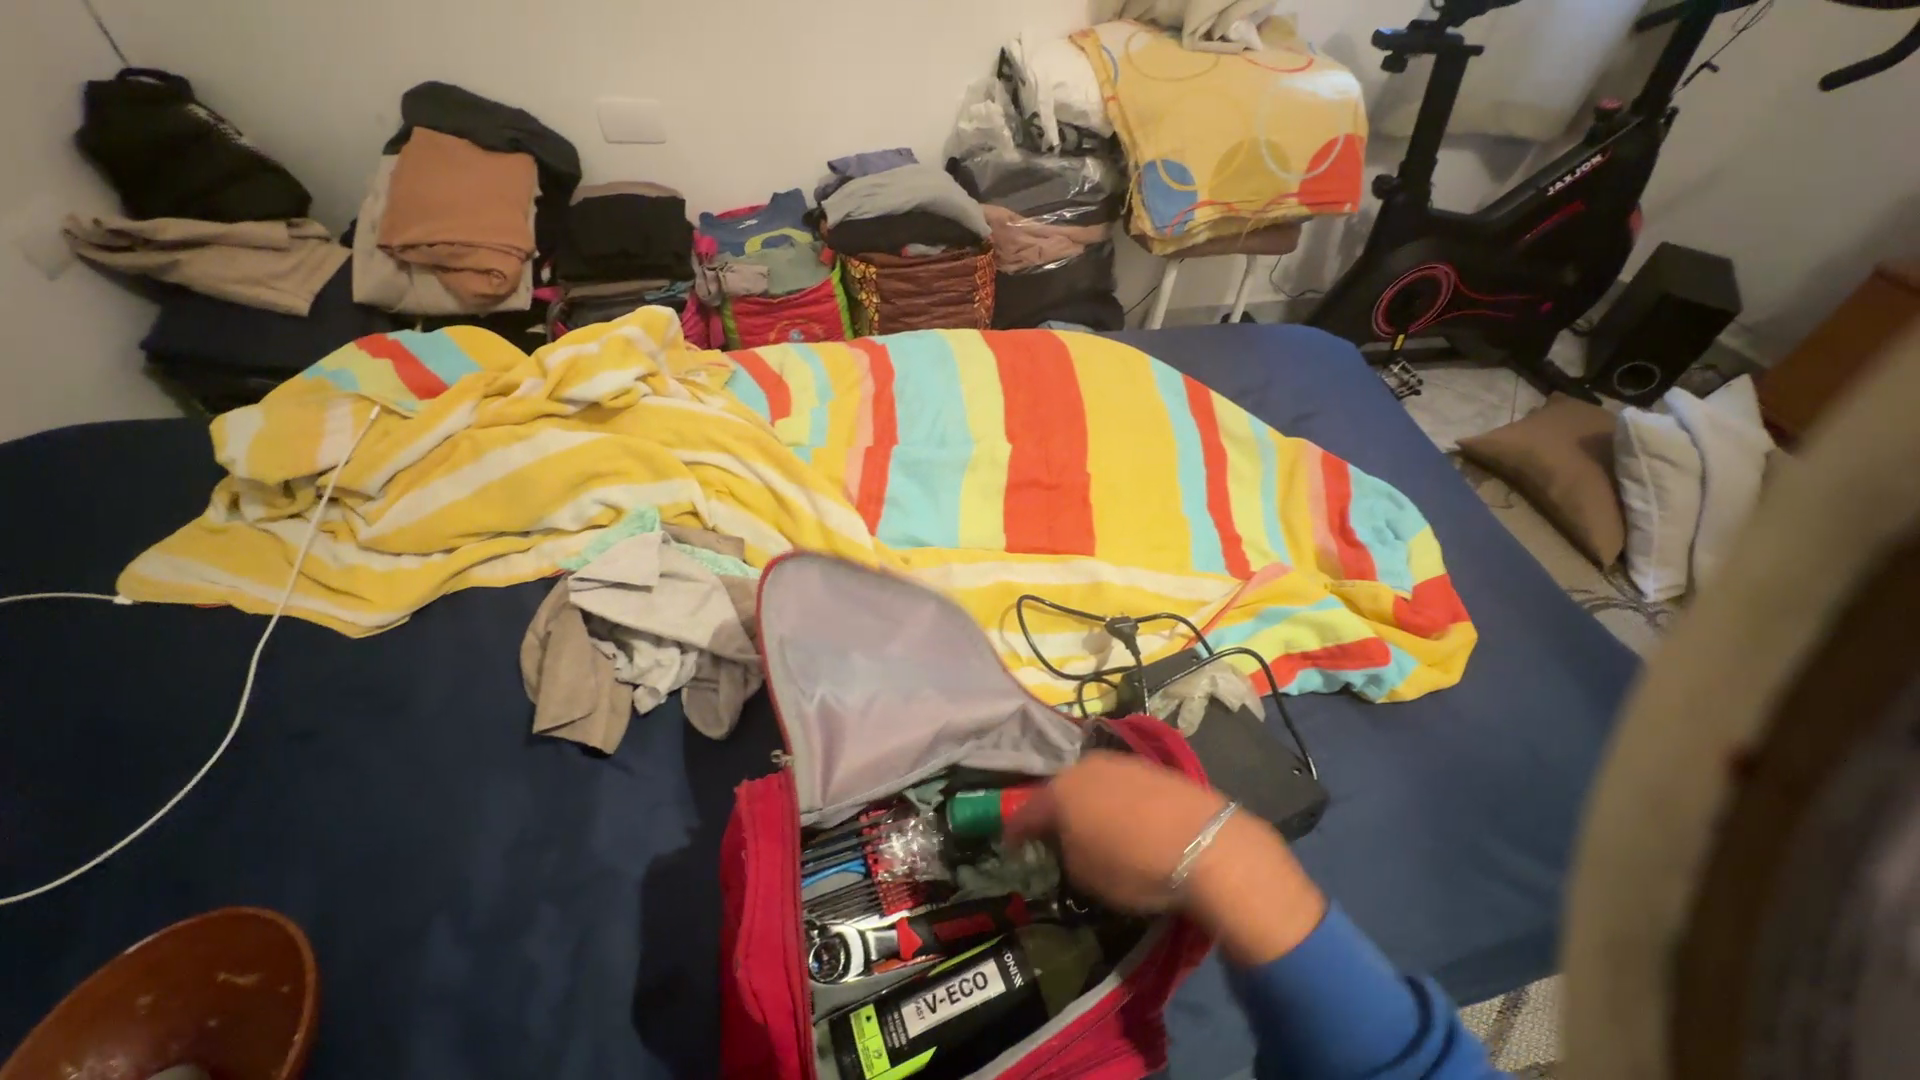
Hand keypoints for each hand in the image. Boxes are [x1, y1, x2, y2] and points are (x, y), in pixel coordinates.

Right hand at [1006, 751, 1326, 967]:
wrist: (1208, 845)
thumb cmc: (1135, 865)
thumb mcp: (1084, 874)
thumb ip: (1064, 852)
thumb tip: (1067, 842)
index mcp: (1060, 791)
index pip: (1025, 811)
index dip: (1015, 830)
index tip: (1011, 845)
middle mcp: (1086, 767)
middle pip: (1059, 789)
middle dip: (1054, 811)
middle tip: (1054, 836)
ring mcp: (1123, 763)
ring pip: (1092, 783)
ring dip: (1088, 803)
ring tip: (1093, 828)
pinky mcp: (1155, 768)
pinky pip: (1122, 785)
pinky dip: (1117, 802)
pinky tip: (1127, 821)